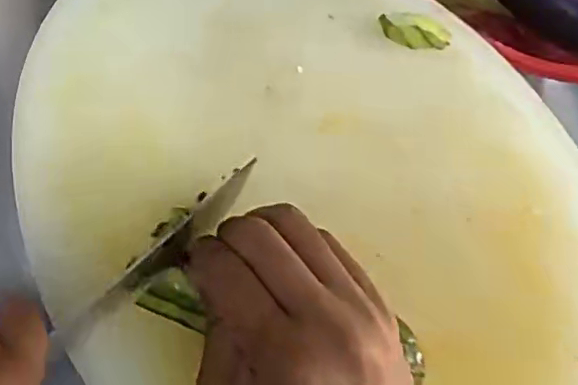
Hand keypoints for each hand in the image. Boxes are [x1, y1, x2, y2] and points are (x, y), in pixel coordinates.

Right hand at [189, 205, 413, 384]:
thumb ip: (217, 333)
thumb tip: (208, 274)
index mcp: (287, 355)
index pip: (223, 265)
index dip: (199, 259)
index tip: (195, 268)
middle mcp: (328, 322)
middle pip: (255, 231)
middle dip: (226, 239)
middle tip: (222, 264)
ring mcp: (362, 309)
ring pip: (292, 221)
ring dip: (262, 232)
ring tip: (254, 261)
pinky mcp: (382, 304)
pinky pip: (328, 240)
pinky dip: (299, 245)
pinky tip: (290, 273)